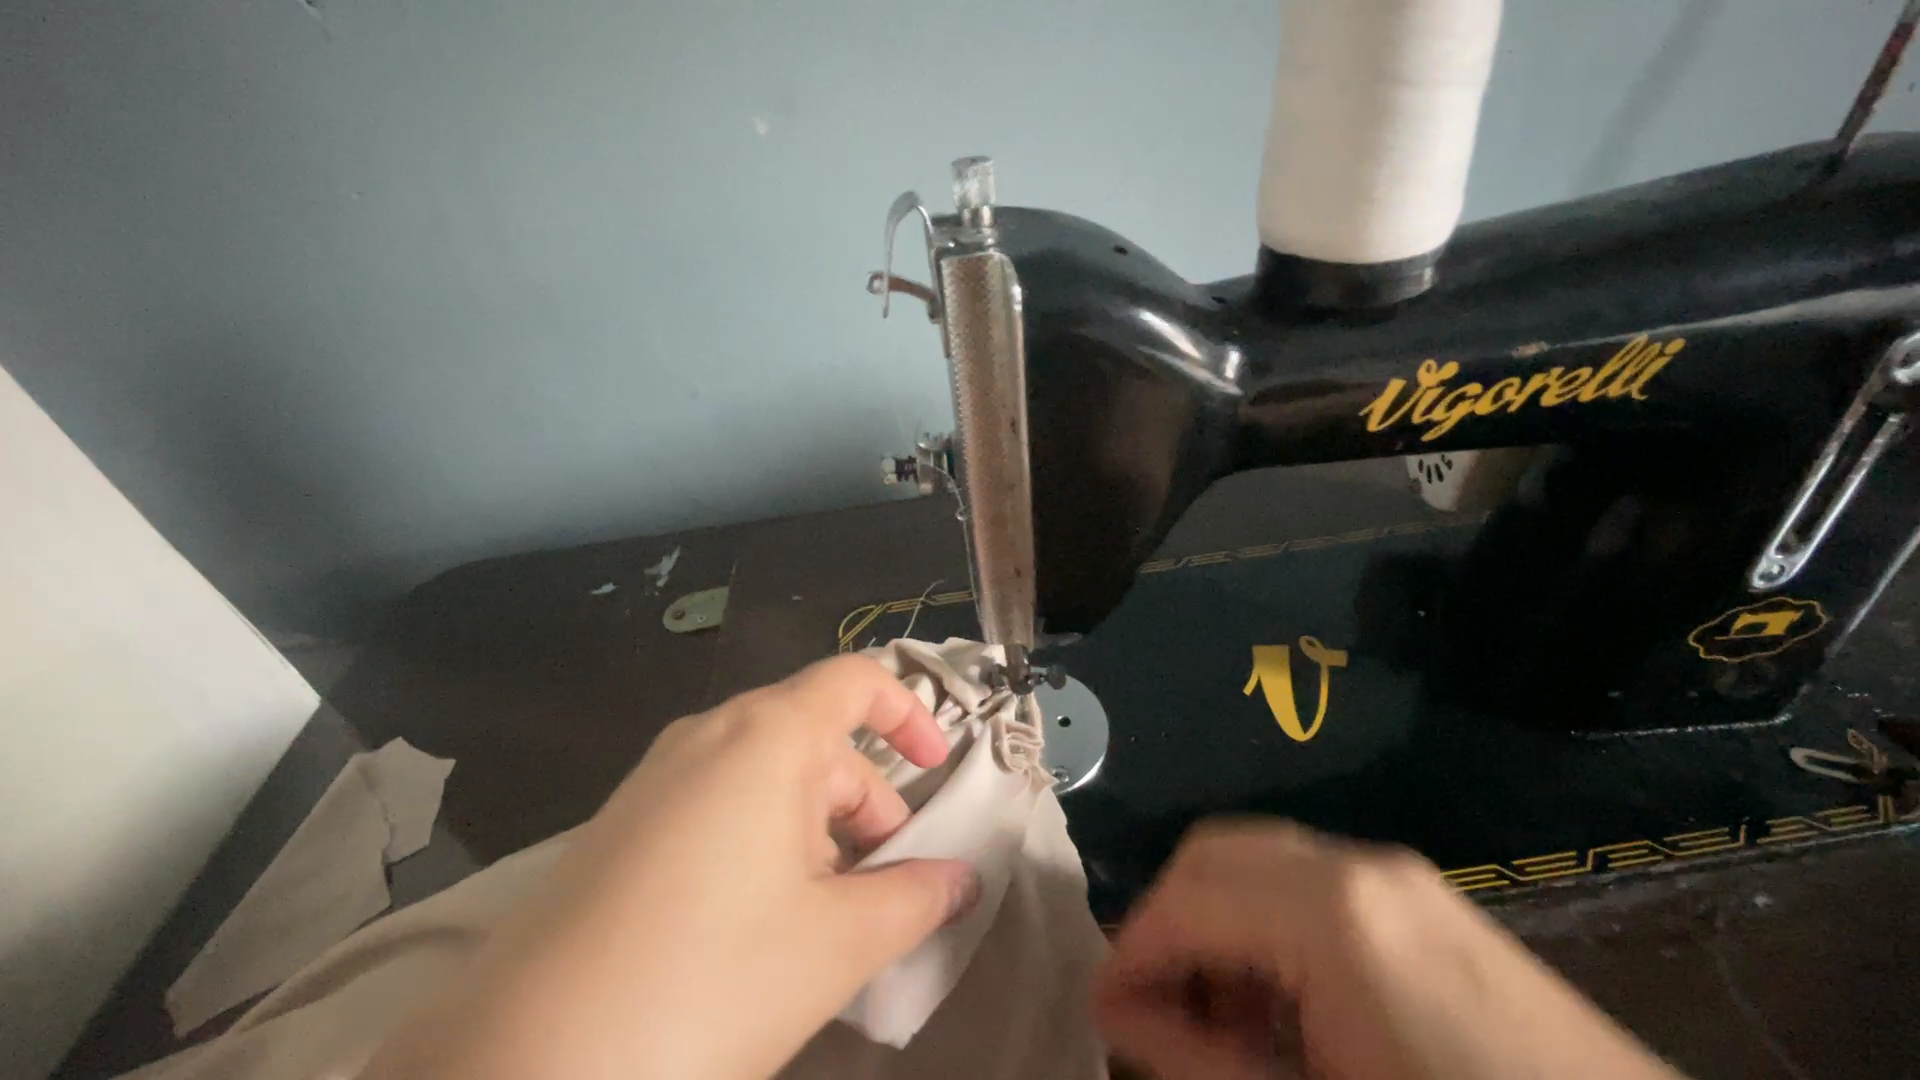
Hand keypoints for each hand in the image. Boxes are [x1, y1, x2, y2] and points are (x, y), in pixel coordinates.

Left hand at [365, 654, 980, 1079]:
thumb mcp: (838, 942)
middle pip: (817, 743)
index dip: (909, 714)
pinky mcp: (618, 830)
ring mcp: (654, 781)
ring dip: (816, 838)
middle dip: (866, 809)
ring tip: (821, 926)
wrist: (520, 1065)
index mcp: (767, 736)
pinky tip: (753, 934)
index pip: (857, 680)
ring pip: (767, 783)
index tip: (938, 771)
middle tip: (883, 896)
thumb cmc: (711, 979)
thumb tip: (960, 880)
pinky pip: (716, 811)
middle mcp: (707, 736)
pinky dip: (761, 849)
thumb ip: (917, 899)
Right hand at [1094, 821, 1682, 1079]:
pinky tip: (1283, 999)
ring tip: (1218, 1012)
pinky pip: (1310, 881)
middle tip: (1154, 1004)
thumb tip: (1116, 1012)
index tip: (1103, 1011)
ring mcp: (1397, 872)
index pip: (1185, 901)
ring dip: (1216, 919)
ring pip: (1258, 859)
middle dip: (1167, 920)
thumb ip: (1198, 1057)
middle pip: (1213, 854)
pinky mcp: (1425, 896)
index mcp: (1329, 914)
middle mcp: (1356, 865)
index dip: (1130, 952)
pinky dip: (1267, 922)